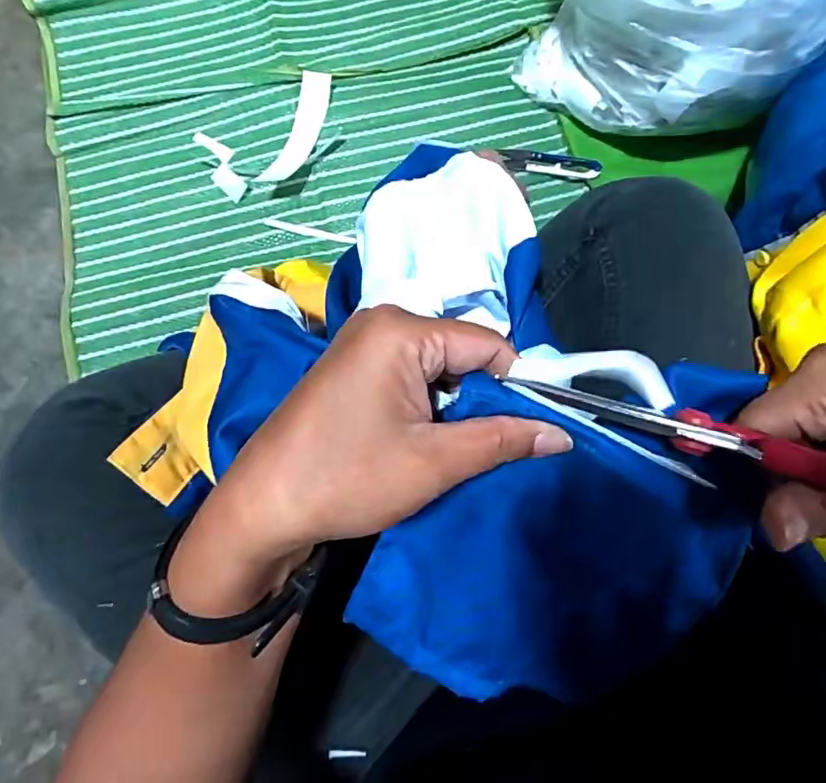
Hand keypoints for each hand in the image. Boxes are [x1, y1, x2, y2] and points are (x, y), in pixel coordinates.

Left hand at [172, 307, 571, 609]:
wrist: (263, 504)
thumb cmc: (347, 477)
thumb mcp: (433, 462)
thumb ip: (501, 440)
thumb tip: (562, 433)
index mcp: (401, 329)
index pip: (487, 343)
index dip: (515, 386)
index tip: (529, 430)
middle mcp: (382, 321)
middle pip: (462, 351)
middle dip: (480, 398)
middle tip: (482, 447)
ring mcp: (363, 341)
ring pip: (438, 366)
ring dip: (452, 406)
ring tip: (446, 449)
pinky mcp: (353, 364)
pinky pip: (410, 373)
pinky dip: (426, 403)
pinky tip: (419, 439)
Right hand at [740, 344, 825, 551]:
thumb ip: (819, 511)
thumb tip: (766, 532)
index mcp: (824, 379)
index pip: (753, 427)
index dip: (755, 474)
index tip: (772, 516)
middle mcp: (825, 363)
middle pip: (772, 425)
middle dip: (788, 473)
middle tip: (824, 515)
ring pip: (795, 427)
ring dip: (813, 469)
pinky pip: (820, 420)